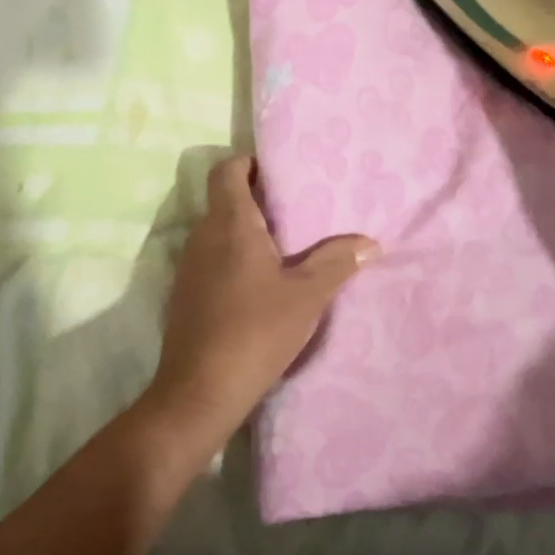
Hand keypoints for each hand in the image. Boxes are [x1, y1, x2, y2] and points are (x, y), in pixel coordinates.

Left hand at [147, 155, 376, 431]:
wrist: (199, 391)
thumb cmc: (256, 331)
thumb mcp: (307, 296)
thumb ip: (336, 262)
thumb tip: (369, 243)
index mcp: (229, 223)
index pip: (227, 170)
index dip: (249, 163)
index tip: (279, 172)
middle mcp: (202, 236)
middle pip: (224, 199)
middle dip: (257, 199)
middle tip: (296, 210)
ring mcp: (188, 266)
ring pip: (217, 232)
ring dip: (246, 233)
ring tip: (285, 247)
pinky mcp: (185, 295)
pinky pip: (211, 260)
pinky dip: (233, 260)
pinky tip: (260, 285)